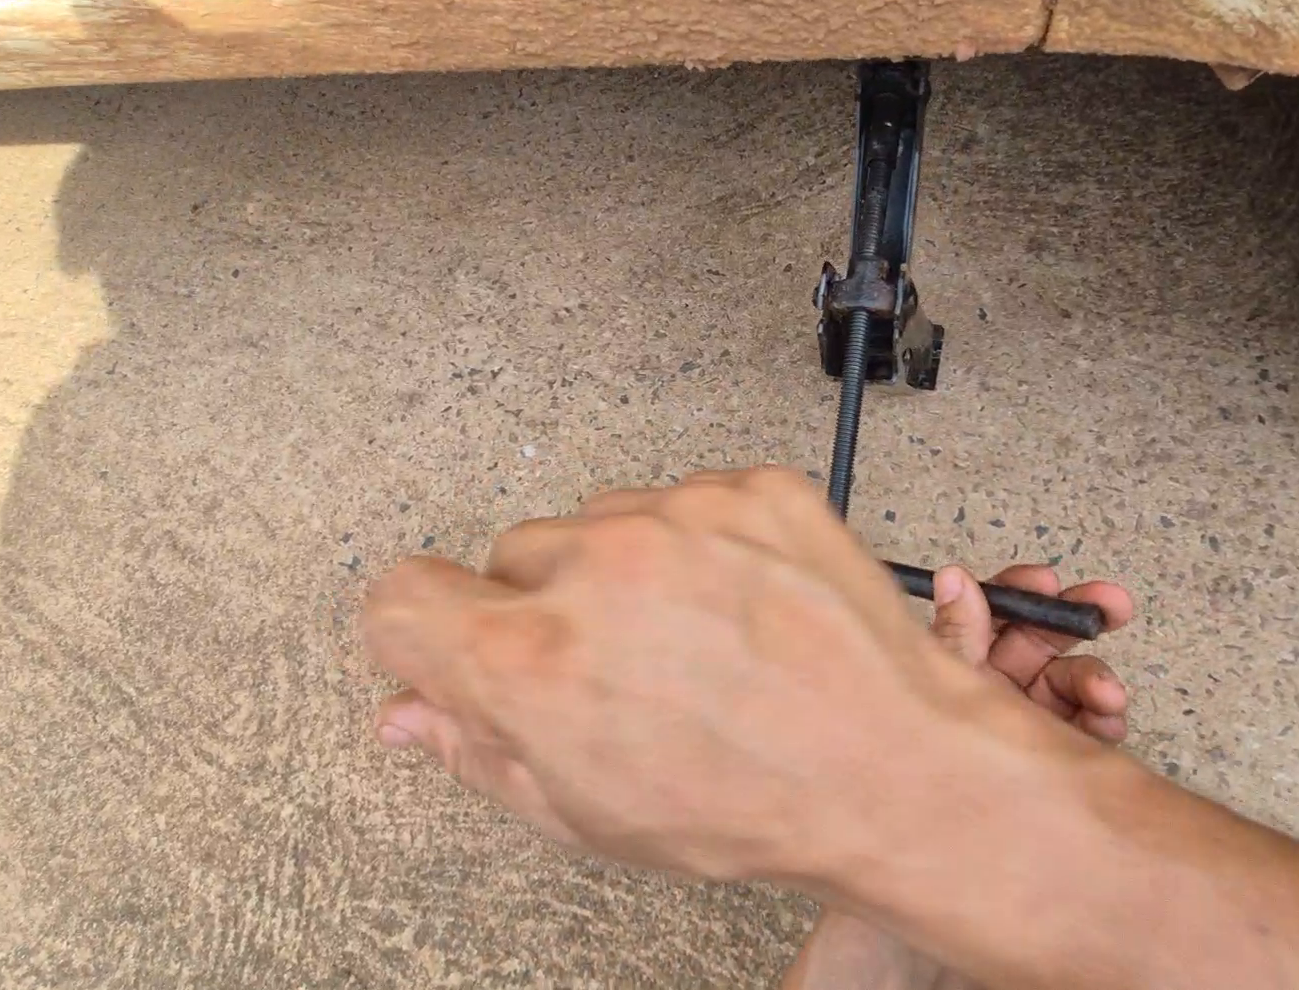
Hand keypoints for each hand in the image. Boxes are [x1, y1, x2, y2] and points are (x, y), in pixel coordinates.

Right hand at [361, 468, 1080, 881]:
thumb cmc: (756, 803)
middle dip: (547, 603)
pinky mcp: (753, 487)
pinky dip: (701, 538)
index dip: (423, 628)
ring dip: (628, 564)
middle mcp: (604, 568)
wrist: (894, 760)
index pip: (404, 596)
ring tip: (696, 628)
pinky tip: (741, 596)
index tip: (451, 637)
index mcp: (538, 660)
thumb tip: (410, 710)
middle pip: (516, 553)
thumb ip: (482, 749)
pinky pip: (687, 497)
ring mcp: (687, 514)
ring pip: (604, 519)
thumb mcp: (594, 810)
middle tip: (619, 654)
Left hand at [785, 568, 1135, 989]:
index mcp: (939, 682)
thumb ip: (951, 649)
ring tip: (1104, 693)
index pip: (977, 620)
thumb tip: (956, 581)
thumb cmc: (891, 823)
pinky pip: (1085, 737)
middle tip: (1103, 605)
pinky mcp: (1048, 777)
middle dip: (1068, 622)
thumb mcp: (927, 718)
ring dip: (1092, 679)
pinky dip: (1103, 722)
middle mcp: (977, 707)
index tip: (1039, 580)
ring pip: (1064, 688)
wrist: (907, 936)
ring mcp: (1015, 742)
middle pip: (1029, 646)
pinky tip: (1109, 721)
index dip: (1010, 593)